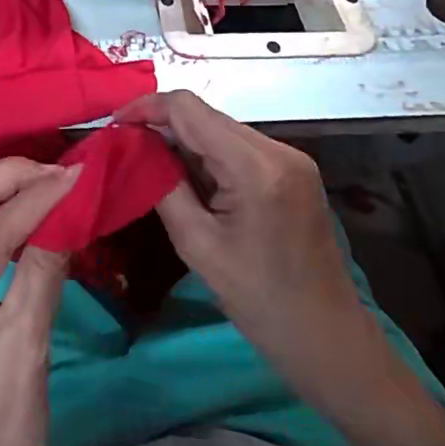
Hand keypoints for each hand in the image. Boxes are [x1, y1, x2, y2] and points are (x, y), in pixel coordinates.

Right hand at [133, 91, 444, 445]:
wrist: (329, 338)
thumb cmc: (259, 302)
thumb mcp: (198, 246)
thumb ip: (163, 186)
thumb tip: (136, 147)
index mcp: (255, 166)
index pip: (189, 109)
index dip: (147, 107)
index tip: (115, 125)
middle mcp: (278, 149)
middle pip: (207, 115)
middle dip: (163, 125)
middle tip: (126, 148)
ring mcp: (291, 157)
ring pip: (222, 129)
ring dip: (186, 141)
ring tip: (152, 165)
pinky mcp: (295, 170)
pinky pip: (240, 147)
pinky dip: (210, 155)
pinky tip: (190, 178)